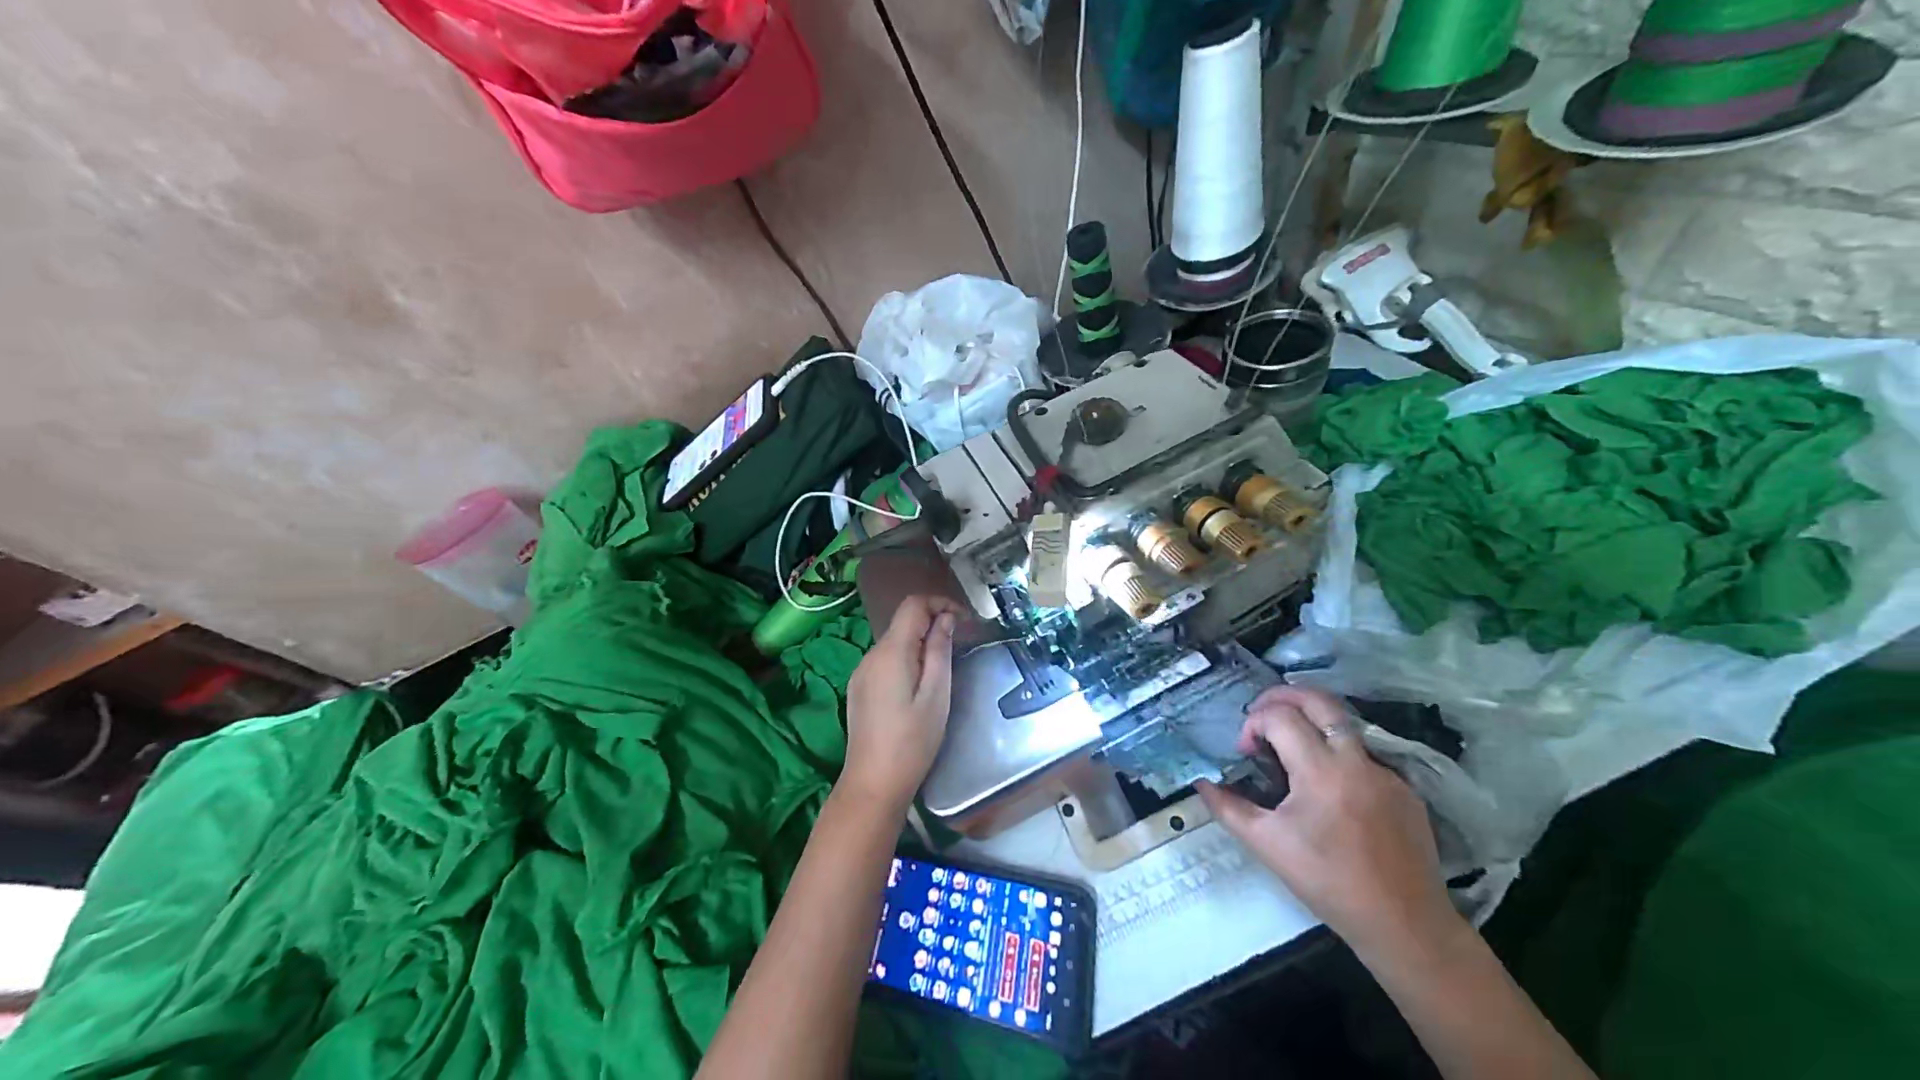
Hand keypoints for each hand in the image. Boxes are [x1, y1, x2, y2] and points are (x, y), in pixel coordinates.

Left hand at [839, 595, 962, 811]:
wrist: (873, 782)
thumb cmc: (912, 740)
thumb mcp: (937, 694)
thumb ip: (941, 651)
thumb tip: (946, 619)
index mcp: (891, 651)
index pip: (913, 605)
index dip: (940, 603)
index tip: (965, 620)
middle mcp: (871, 655)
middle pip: (903, 622)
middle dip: (933, 624)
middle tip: (960, 644)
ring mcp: (862, 672)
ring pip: (895, 642)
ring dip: (920, 643)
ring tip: (944, 669)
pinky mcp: (859, 688)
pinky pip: (886, 661)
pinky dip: (907, 659)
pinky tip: (920, 686)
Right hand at [1197, 686, 1459, 958]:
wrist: (1404, 925)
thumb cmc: (1328, 883)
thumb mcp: (1267, 845)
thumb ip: (1229, 808)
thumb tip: (1202, 784)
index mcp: (1321, 772)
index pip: (1280, 717)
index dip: (1253, 723)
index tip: (1245, 751)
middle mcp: (1357, 761)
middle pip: (1319, 700)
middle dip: (1283, 696)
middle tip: (1260, 712)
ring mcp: (1386, 772)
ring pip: (1345, 723)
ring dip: (1311, 721)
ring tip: (1289, 742)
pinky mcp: (1405, 789)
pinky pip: (1365, 755)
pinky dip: (1337, 754)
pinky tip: (1327, 786)